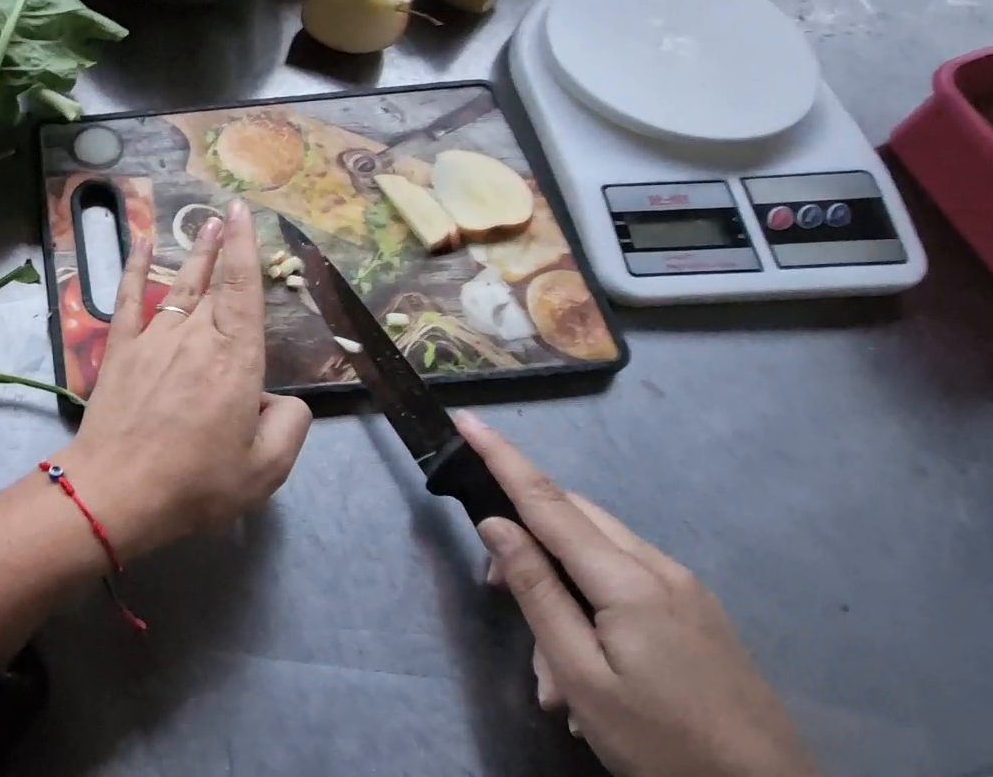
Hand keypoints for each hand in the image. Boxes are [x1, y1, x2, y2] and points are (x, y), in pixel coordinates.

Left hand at [54, 200, 312, 558]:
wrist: (118, 490)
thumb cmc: (195, 483)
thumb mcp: (265, 469)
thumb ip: (289, 426)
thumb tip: (282, 400)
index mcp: (236, 358)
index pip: (244, 289)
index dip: (245, 247)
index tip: (244, 214)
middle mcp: (195, 337)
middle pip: (214, 282)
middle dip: (224, 245)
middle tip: (228, 215)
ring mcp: (153, 339)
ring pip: (178, 285)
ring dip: (194, 254)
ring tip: (205, 225)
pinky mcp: (120, 350)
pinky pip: (129, 299)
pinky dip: (133, 268)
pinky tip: (139, 245)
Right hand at [459, 414, 817, 776]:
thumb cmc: (664, 744)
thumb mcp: (582, 675)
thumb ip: (537, 592)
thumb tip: (496, 524)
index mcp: (629, 581)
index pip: (548, 500)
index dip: (502, 458)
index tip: (466, 421)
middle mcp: (661, 569)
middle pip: (574, 518)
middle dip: (524, 537)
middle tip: (491, 588)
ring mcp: (686, 591)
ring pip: (597, 554)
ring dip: (558, 586)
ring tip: (553, 674)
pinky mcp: (698, 615)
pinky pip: (626, 582)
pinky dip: (590, 604)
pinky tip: (587, 666)